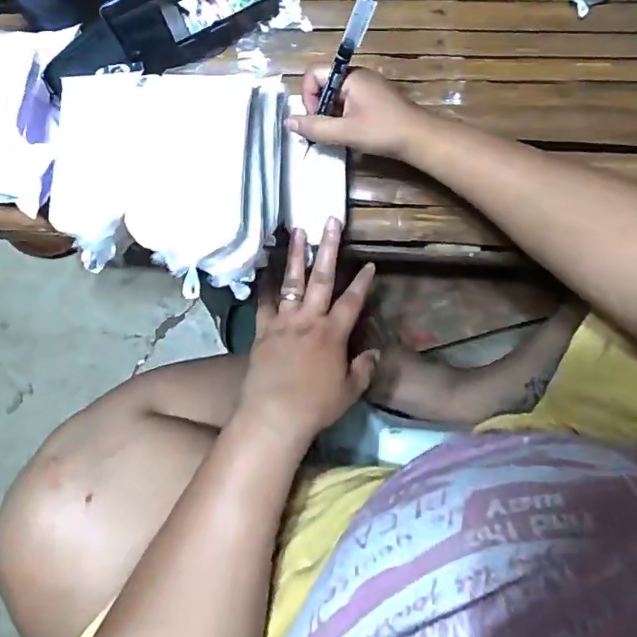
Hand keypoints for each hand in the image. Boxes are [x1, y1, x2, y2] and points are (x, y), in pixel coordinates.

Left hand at [234, 220, 379, 448]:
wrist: (273, 414)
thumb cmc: (316, 407)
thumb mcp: (349, 392)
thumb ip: (363, 369)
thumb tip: (374, 352)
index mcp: (333, 334)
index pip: (352, 301)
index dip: (362, 282)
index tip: (369, 263)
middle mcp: (308, 320)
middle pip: (322, 278)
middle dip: (329, 248)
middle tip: (331, 222)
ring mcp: (283, 321)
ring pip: (291, 281)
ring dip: (295, 255)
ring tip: (298, 231)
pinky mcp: (262, 329)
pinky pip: (264, 301)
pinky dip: (265, 285)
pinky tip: (265, 269)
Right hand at [287, 67, 430, 158]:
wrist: (421, 139)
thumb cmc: (383, 131)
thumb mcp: (345, 131)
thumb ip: (315, 126)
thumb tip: (288, 122)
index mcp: (350, 76)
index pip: (314, 73)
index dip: (308, 94)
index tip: (315, 116)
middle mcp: (358, 76)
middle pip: (324, 84)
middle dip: (319, 106)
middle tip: (326, 128)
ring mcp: (368, 86)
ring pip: (336, 95)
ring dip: (331, 113)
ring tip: (339, 132)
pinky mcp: (375, 98)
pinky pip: (349, 101)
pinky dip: (344, 115)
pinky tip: (352, 132)